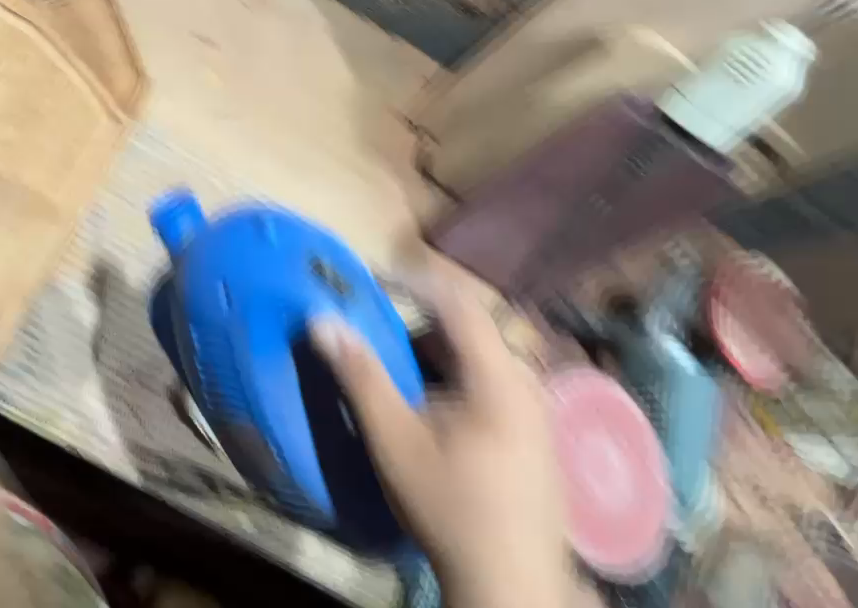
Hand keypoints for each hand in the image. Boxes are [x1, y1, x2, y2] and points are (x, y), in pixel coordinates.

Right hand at [311, 272, 571, 607]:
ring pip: (480, 364)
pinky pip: (493, 389)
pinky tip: (432, 416)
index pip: (458, 303)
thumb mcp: (393, 438)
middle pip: (469, 333)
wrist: (511, 586)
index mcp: (498, 379)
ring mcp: (537, 417)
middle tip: (377, 338)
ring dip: (436, 358)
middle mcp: (526, 388)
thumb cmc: (449, 504)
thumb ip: (359, 374)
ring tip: (398, 379)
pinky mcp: (537, 442)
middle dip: (417, 327)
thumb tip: (320, 319)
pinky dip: (456, 383)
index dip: (413, 282)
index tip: (371, 280)